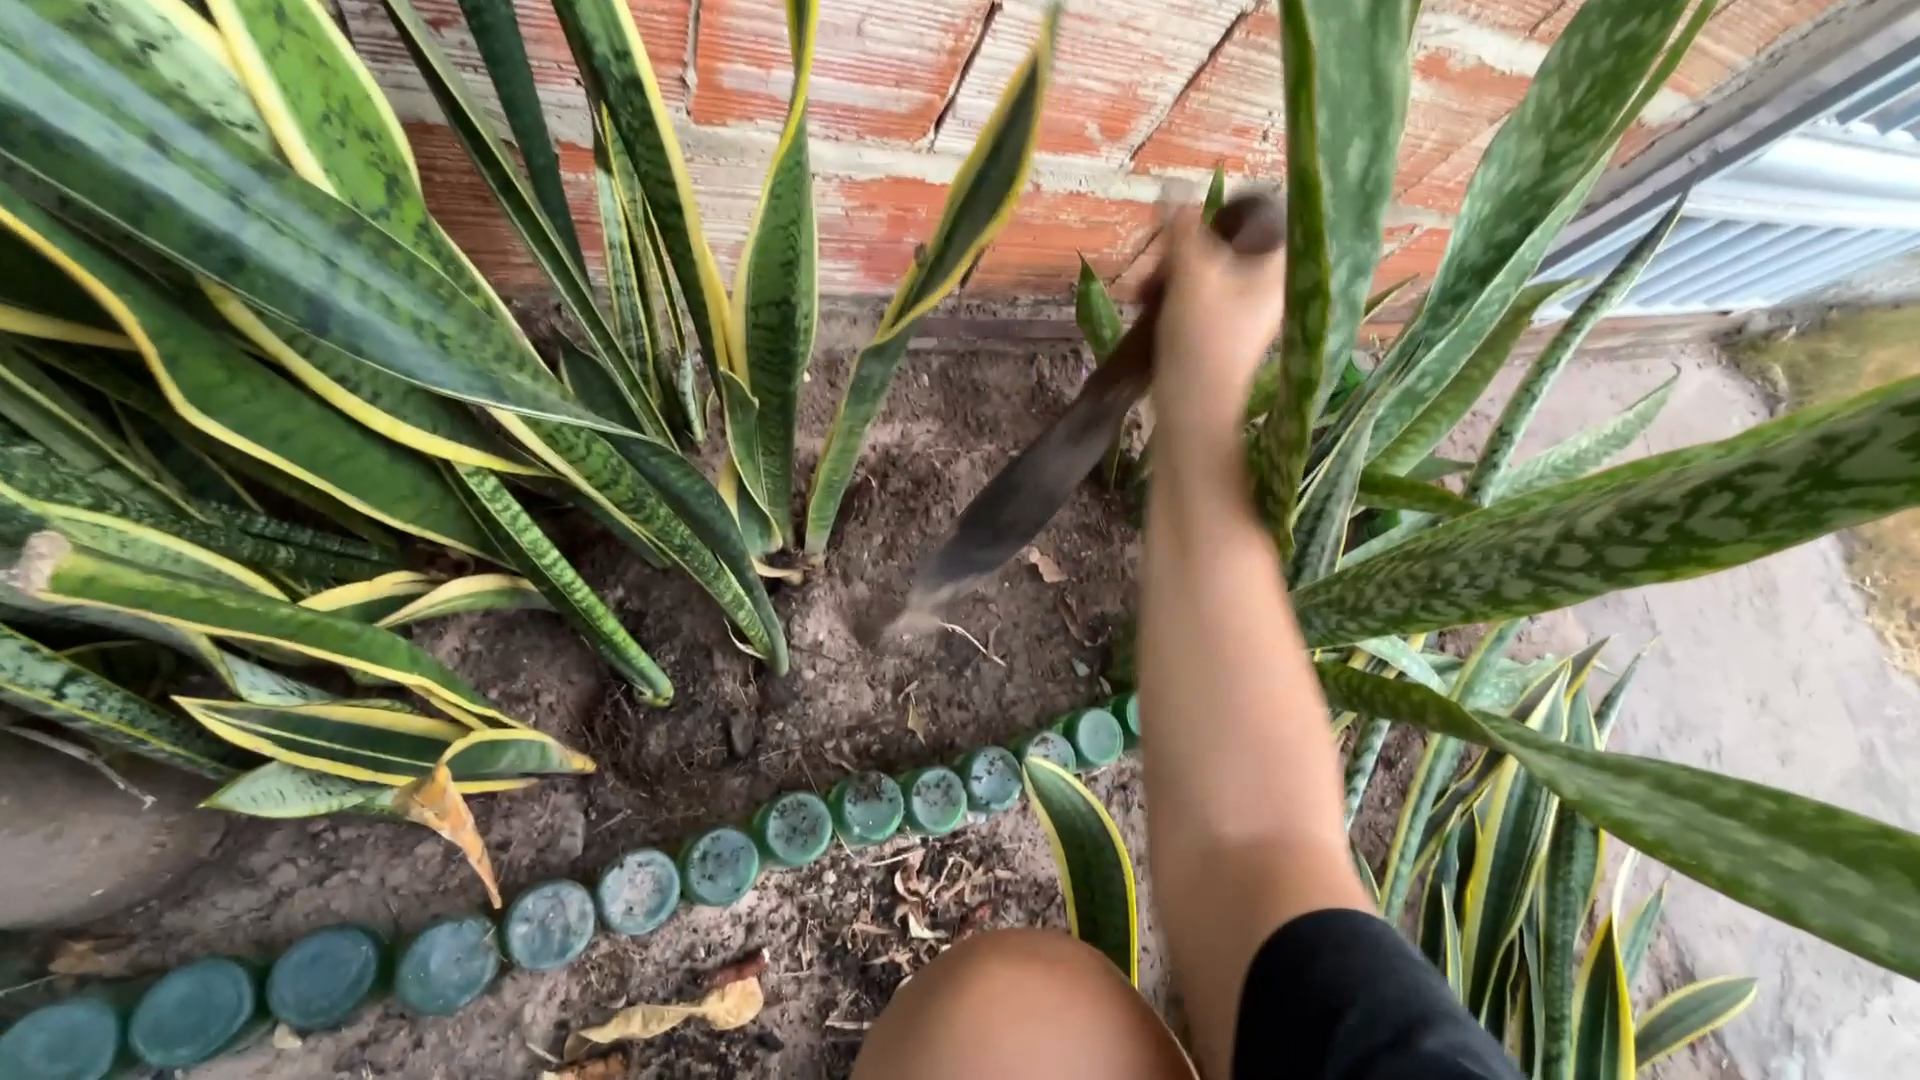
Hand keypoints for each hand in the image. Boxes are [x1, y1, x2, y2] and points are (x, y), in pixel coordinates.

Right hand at [1149, 205, 1286, 456]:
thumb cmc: (1202, 340)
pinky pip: (1199, 297)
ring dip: (1170, 272)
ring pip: (1208, 271)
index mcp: (1277, 265)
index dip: (1230, 207)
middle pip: (1228, 243)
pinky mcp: (1222, 333)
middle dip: (1182, 247)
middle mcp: (1270, 285)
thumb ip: (1183, 228)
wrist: (1194, 411)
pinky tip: (1146, 304)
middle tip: (1154, 260)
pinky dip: (1174, 295)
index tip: (1195, 216)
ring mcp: (1246, 312)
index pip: (1266, 212)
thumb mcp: (1191, 274)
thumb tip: (1172, 187)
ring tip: (1142, 289)